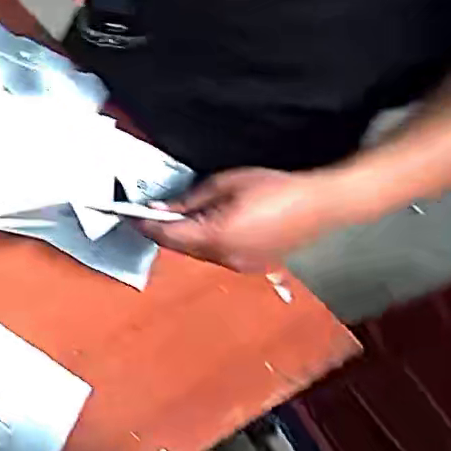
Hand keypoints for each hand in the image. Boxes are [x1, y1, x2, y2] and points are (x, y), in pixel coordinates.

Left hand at [135, 167, 356, 270]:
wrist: (323, 203)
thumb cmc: (274, 186)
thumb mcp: (225, 184)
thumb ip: (188, 200)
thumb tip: (160, 208)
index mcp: (215, 237)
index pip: (167, 235)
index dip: (145, 225)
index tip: (127, 215)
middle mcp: (224, 258)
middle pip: (179, 247)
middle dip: (161, 230)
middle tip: (147, 212)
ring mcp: (239, 266)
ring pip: (196, 253)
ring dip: (181, 236)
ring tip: (175, 215)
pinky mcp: (251, 266)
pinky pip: (214, 255)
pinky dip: (201, 242)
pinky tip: (203, 225)